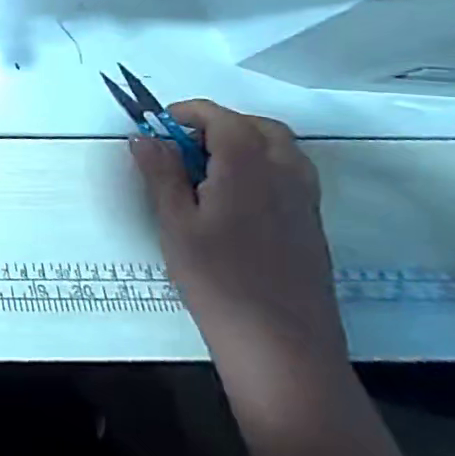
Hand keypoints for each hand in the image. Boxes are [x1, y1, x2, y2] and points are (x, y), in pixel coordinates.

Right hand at [131, 100, 348, 390]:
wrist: (280, 343)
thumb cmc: (217, 278)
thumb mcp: (174, 223)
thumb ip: (161, 174)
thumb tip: (144, 136)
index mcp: (250, 170)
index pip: (225, 120)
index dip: (191, 112)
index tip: (159, 123)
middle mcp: (286, 177)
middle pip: (261, 128)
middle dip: (220, 123)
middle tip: (182, 142)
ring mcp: (304, 202)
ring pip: (282, 150)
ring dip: (244, 143)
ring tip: (205, 167)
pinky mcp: (310, 225)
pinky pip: (290, 175)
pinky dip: (260, 166)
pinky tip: (231, 197)